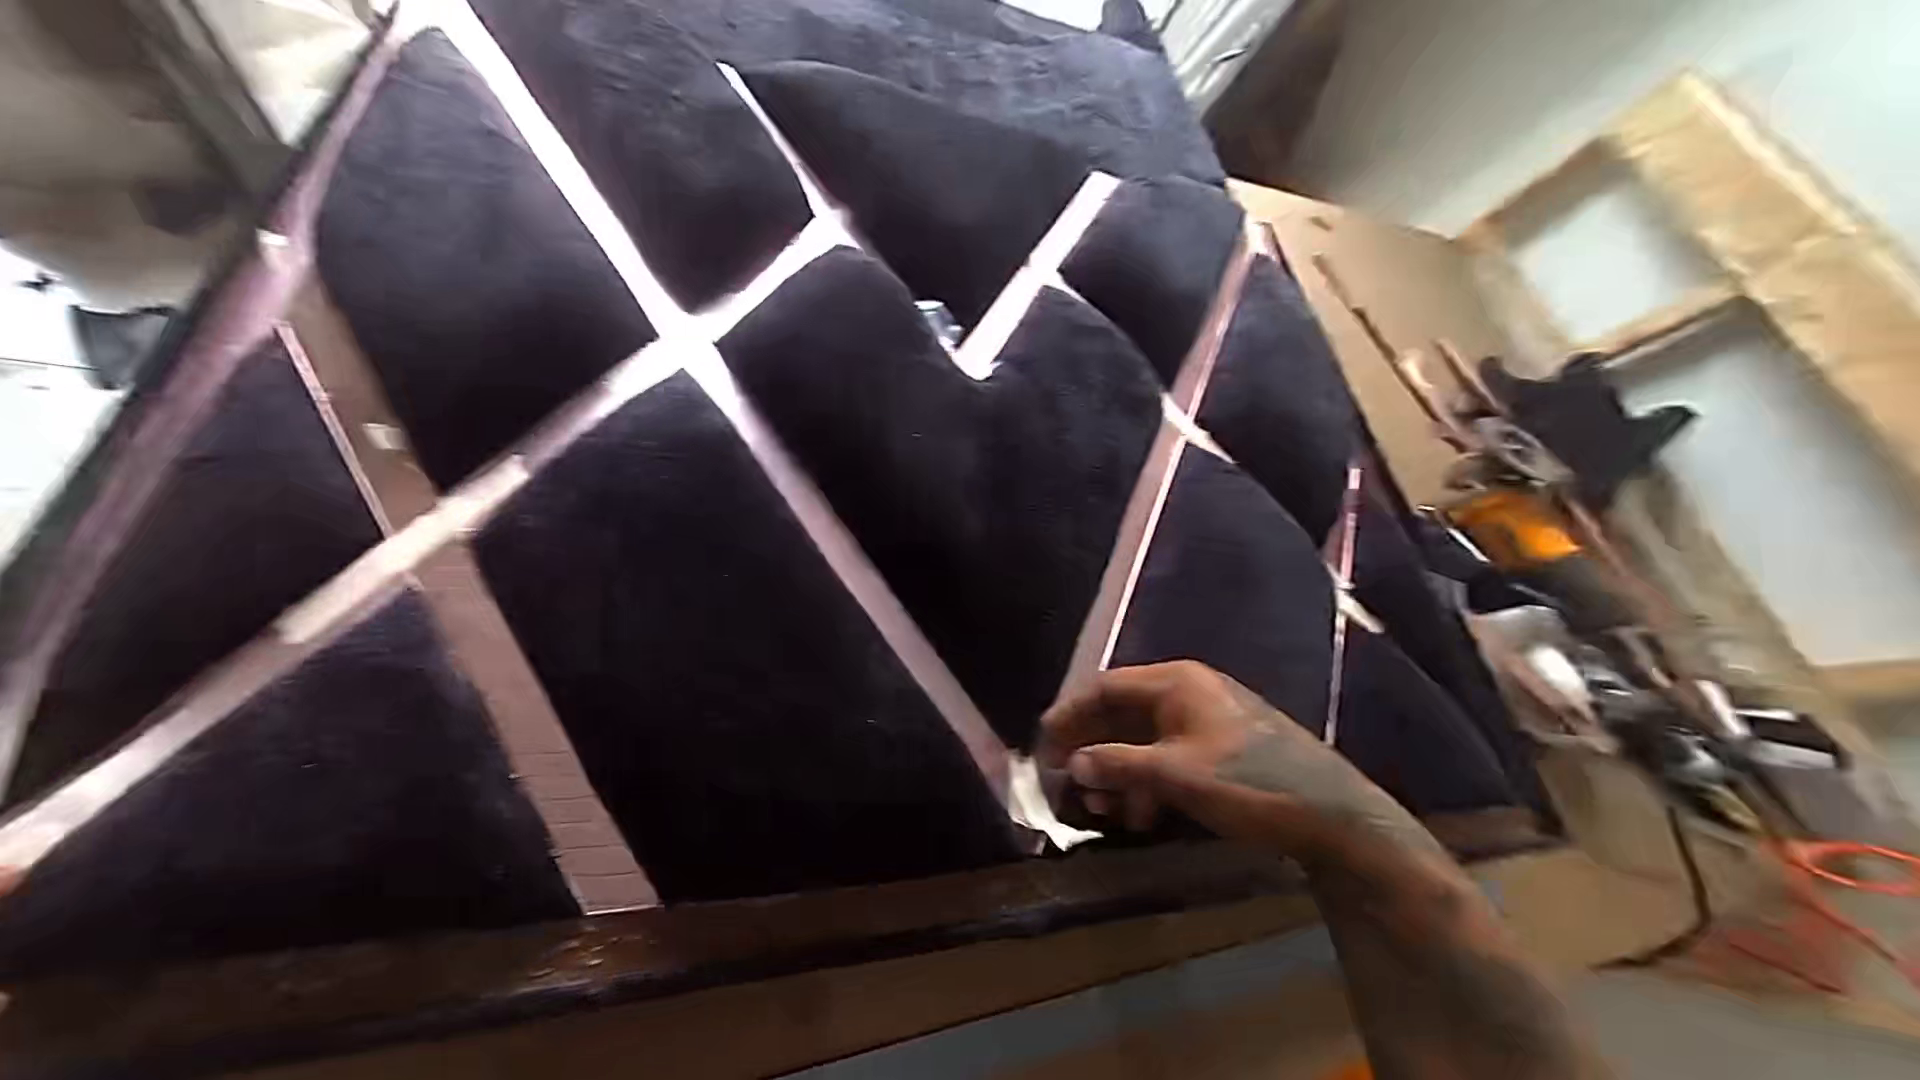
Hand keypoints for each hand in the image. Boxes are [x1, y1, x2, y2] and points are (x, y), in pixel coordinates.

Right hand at [1037, 661, 1442, 868]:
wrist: (1334, 817)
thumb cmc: (1249, 783)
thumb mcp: (1175, 775)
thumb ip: (1118, 765)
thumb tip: (1073, 764)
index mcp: (1176, 681)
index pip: (1105, 687)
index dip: (1070, 715)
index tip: (1044, 744)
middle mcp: (1188, 690)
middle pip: (1122, 712)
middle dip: (1093, 747)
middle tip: (1066, 780)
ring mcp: (1206, 718)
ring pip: (1143, 737)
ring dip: (1118, 770)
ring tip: (1102, 808)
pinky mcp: (1220, 746)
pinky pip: (1167, 754)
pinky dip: (1147, 780)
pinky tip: (1141, 814)